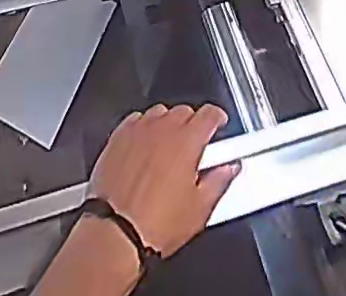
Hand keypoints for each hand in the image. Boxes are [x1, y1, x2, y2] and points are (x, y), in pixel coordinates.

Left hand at [89, 103, 241, 256]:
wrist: (116, 233)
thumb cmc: (155, 224)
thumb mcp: (199, 209)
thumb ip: (219, 181)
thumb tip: (229, 169)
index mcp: (187, 141)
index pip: (209, 114)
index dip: (217, 117)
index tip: (219, 124)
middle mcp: (163, 128)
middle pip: (184, 111)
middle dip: (193, 124)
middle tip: (195, 146)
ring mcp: (139, 130)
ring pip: (159, 113)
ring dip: (168, 125)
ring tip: (169, 149)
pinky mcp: (118, 137)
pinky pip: (136, 121)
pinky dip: (144, 129)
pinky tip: (145, 148)